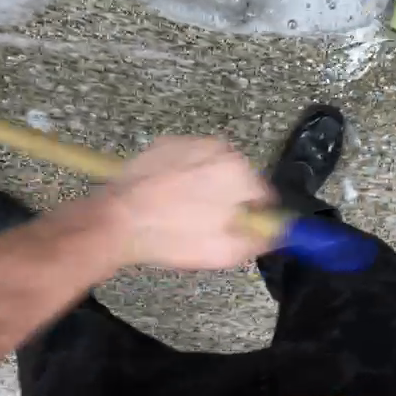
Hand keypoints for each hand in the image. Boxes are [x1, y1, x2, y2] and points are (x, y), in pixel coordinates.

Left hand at [97, 137, 276, 268]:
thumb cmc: (168, 235)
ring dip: (207, 187)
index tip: (245, 226)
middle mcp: (220, 150)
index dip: (256, 215)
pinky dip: (184, 177)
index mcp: (240, 172)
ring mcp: (191, 144)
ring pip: (213, 169)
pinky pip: (188, 162)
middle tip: (211, 223)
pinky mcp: (167, 145)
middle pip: (240, 178)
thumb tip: (277, 233)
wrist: (119, 221)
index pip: (266, 195)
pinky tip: (171, 199)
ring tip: (186, 213)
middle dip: (230, 199)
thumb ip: (262, 240)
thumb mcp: (226, 251)